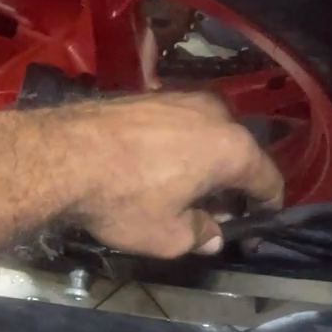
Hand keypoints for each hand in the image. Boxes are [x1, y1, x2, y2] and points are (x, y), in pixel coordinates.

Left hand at [0, 92, 284, 257]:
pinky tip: (156, 170)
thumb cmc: (125, 200)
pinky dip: (178, 148)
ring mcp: (180, 97)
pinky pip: (178, 126)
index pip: (268, 179)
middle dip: (231, 185)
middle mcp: (215, 113)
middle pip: (238, 154)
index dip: (267, 207)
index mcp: (232, 148)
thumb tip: (213, 236)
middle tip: (215, 215)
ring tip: (184, 193)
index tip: (258, 225)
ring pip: (207, 136)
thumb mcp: (168, 237)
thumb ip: (200, 235)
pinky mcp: (148, 95)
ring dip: (203, 164)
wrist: (63, 155)